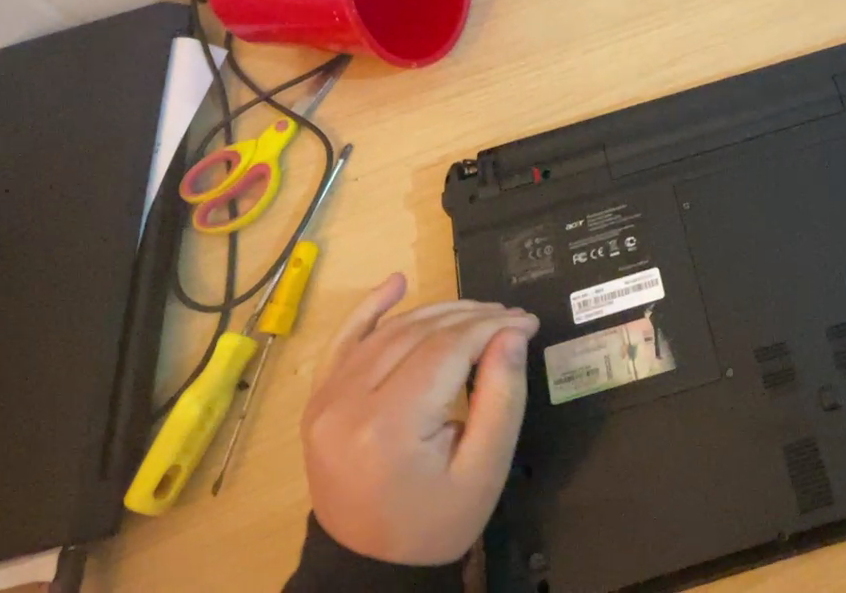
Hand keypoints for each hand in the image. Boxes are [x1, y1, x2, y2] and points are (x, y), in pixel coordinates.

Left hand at [302, 273, 540, 565]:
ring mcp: (325, 399)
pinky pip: (344, 340)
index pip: (447, 349)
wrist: (369, 566)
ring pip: (389, 331)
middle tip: (511, 318)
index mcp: (389, 426)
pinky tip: (397, 281)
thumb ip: (502, 396)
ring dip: (437, 313)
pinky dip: (370, 308)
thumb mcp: (485, 469)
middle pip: (419, 333)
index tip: (528, 322)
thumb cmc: (436, 521)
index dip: (491, 326)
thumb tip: (513, 332)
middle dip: (471, 317)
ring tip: (480, 313)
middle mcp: (348, 403)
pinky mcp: (318, 400)